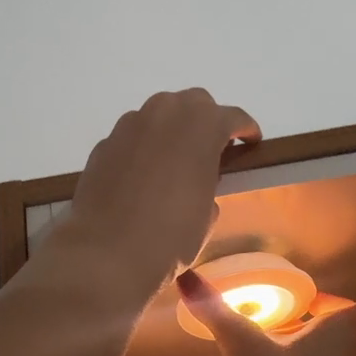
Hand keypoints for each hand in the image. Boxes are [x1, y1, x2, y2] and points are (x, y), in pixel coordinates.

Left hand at [57, 90, 260, 290]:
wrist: (106, 252)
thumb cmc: (170, 235)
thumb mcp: (207, 213)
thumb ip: (209, 183)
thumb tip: (198, 180)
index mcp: (201, 126)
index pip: (232, 117)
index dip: (245, 129)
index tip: (250, 143)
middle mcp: (165, 113)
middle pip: (194, 103)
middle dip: (206, 121)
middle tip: (212, 150)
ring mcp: (130, 124)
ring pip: (160, 113)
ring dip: (172, 129)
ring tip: (176, 161)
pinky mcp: (105, 142)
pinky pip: (133, 135)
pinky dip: (144, 146)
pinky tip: (142, 175)